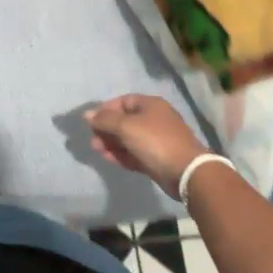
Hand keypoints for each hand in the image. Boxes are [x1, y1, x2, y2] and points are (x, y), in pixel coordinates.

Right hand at [86, 94, 208, 198]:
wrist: (185, 171)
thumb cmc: (155, 141)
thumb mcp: (126, 126)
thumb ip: (105, 120)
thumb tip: (87, 114)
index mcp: (151, 105)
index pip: (123, 101)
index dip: (106, 109)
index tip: (92, 121)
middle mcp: (154, 120)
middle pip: (125, 121)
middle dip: (107, 129)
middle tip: (93, 139)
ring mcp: (156, 140)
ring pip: (129, 138)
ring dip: (112, 143)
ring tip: (97, 150)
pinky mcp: (156, 158)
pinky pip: (134, 153)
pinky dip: (121, 154)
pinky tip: (108, 158)